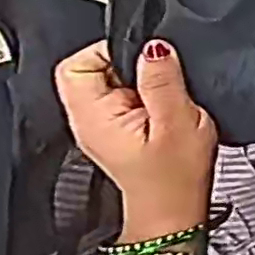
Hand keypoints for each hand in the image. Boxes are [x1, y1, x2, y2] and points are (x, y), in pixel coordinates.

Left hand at [54, 40, 216, 242]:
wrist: (176, 208)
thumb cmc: (175, 176)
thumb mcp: (178, 121)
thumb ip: (163, 80)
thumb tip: (154, 46)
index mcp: (94, 117)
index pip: (76, 65)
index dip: (110, 50)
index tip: (145, 56)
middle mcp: (90, 119)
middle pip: (95, 69)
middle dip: (133, 64)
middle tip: (161, 81)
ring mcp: (104, 124)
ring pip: (115, 80)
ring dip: (145, 79)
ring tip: (166, 98)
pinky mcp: (121, 127)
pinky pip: (129, 94)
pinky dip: (150, 92)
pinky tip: (166, 107)